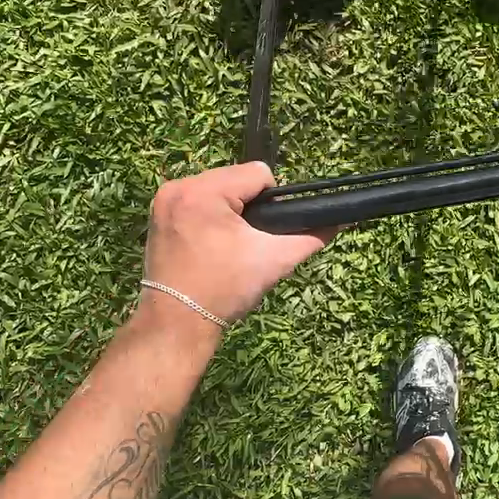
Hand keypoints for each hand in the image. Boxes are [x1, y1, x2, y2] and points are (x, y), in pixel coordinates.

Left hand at [142, 162, 331, 322]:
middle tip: (247, 242)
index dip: (272, 203)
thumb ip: (310, 236)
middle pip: (235, 179)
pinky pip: (198, 200)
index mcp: (204, 192)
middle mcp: (178, 187)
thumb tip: (339, 222)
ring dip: (231, 209)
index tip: (263, 234)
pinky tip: (212, 242)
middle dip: (249, 206)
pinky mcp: (158, 214)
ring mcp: (164, 200)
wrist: (178, 323)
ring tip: (231, 244)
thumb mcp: (274, 260)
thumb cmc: (225, 289)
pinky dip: (211, 215)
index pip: (258, 174)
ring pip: (217, 188)